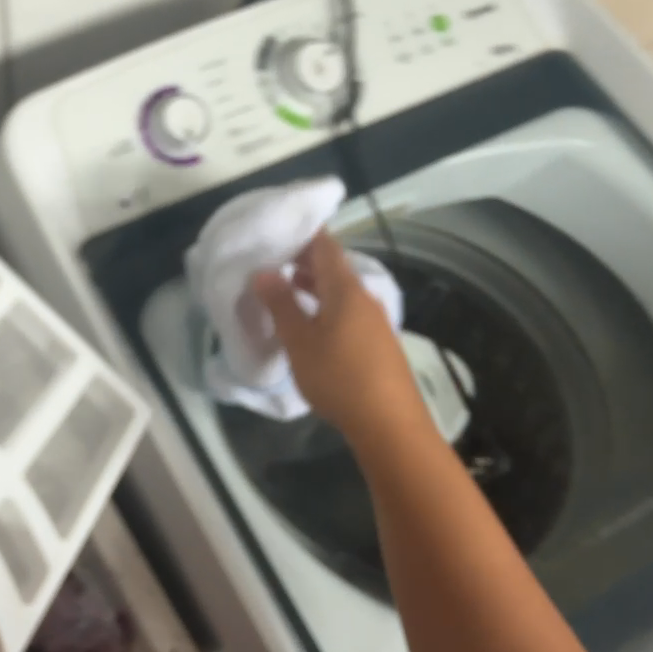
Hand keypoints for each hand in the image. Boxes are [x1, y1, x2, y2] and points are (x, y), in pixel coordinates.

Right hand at [251, 232, 432, 448]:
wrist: (389, 423)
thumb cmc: (339, 377)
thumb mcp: (299, 341)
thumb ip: (280, 304)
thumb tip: (263, 272)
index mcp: (345, 288)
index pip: (324, 245)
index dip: (302, 233)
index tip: (275, 228)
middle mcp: (363, 297)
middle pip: (332, 267)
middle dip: (300, 260)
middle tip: (267, 259)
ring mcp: (373, 320)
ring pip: (338, 291)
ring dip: (310, 286)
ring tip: (280, 289)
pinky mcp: (375, 342)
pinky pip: (345, 311)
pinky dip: (322, 306)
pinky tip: (307, 322)